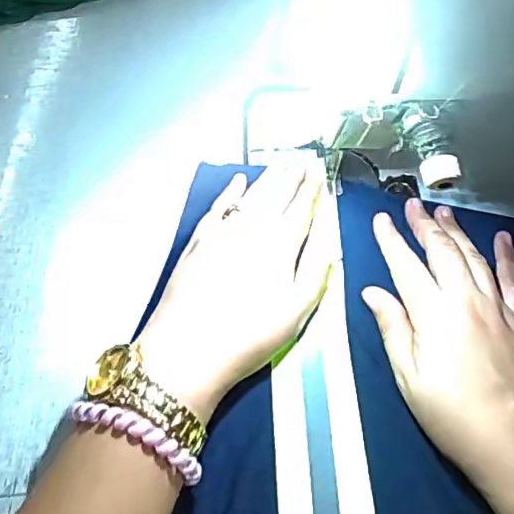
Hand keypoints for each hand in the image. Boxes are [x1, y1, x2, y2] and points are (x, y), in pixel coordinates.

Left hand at [134, 161, 330, 417]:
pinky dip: (230, 193)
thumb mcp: (297, 311)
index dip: (311, 189)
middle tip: (301, 159)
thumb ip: (316, 270)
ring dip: (268, 178)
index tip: (318, 172)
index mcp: (280, 247)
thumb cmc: (249, 338)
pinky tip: (238, 182)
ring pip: (250, 196)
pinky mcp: (198, 243)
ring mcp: (222, 234)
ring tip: (280, 164)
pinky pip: (218, 208)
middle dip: (291, 176)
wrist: (184, 354)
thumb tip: (329, 238)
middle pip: (276, 195)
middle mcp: (252, 231)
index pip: (301, 209)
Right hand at [361, 199, 513, 498]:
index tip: (381, 221)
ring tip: (444, 213)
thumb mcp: (410, 380)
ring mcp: (497, 306)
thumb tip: (373, 293)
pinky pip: (512, 278)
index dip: (392, 242)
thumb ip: (394, 330)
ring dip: (458, 233)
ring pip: (474, 257)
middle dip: (424, 226)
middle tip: (412, 205)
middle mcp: (466, 299)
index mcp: (434, 314)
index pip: (407, 268)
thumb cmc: (454, 416)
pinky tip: (502, 238)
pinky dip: (506, 255)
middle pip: (442, 253)